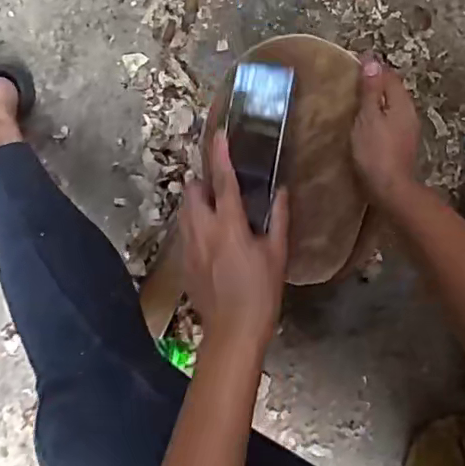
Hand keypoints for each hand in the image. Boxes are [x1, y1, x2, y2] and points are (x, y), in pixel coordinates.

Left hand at [179, 131, 289, 349]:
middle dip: (204, 182)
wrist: (232, 332)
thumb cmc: (261, 293)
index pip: (223, 180)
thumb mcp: (276, 255)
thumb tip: (281, 191)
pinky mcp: (182, 260)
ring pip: (185, 210)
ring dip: (198, 203)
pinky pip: (184, 231)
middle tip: (223, 190)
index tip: (219, 133)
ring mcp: (188, 245)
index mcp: (228, 224)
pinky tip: (213, 240)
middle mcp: (202, 229)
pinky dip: (195, 225)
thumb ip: (278, 219)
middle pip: (192, 190)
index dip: (221, 154)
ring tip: (218, 214)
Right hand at [351, 53, 421, 202]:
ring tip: (354, 98)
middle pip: (392, 90)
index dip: (373, 67)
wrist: (390, 188)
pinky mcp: (400, 143)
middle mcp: (409, 113)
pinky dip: (377, 114)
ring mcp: (407, 130)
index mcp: (402, 104)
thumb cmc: (376, 151)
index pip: (389, 76)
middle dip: (375, 82)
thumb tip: (372, 61)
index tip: (353, 61)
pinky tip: (364, 121)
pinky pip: (389, 119)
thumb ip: (371, 90)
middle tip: (351, 78)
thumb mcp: (368, 117)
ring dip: (376, 99)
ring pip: (391, 105)